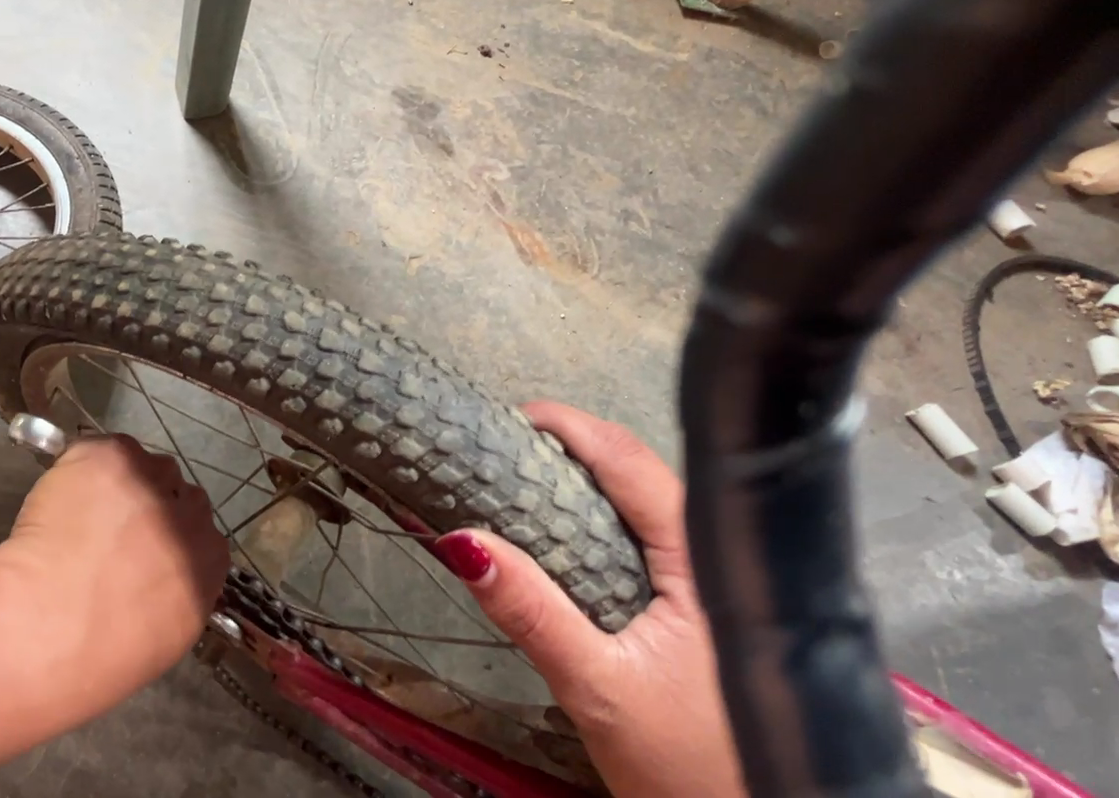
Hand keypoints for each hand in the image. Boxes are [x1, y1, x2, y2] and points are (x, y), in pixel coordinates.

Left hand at [0, 435, 228, 707]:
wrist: (49, 627)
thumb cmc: (97, 657)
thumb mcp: (164, 639)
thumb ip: (177, 593)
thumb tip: (159, 573)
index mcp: (209, 564)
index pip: (204, 529)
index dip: (173, 532)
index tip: (143, 544)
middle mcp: (188, 516)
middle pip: (181, 491)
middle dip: (154, 503)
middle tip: (112, 525)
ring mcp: (150, 481)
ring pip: (146, 465)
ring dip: (124, 480)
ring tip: (83, 510)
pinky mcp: (112, 457)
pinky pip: (103, 450)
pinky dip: (83, 467)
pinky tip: (63, 496)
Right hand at [436, 402, 745, 797]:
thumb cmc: (695, 767)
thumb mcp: (599, 690)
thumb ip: (533, 614)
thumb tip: (458, 541)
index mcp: (707, 563)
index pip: (631, 462)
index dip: (570, 426)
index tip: (509, 417)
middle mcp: (721, 559)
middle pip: (640, 472)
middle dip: (570, 448)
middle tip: (503, 450)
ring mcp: (720, 583)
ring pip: (645, 504)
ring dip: (583, 482)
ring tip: (521, 482)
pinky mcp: (710, 609)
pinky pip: (648, 537)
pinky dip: (598, 519)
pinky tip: (564, 535)